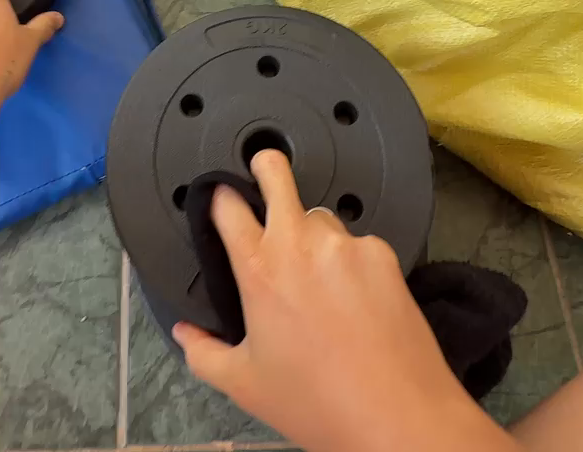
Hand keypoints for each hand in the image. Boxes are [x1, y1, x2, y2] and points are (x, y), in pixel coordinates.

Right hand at [173, 151, 512, 451]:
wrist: (398, 417)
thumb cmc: (317, 402)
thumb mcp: (246, 385)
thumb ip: (204, 353)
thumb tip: (184, 332)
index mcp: (259, 268)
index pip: (228, 204)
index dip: (220, 196)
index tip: (222, 202)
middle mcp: (298, 242)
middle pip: (275, 171)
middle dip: (264, 165)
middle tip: (263, 176)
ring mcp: (342, 242)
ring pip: (319, 214)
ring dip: (312, 233)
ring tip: (320, 280)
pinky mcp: (381, 251)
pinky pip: (357, 242)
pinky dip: (351, 261)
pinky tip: (357, 300)